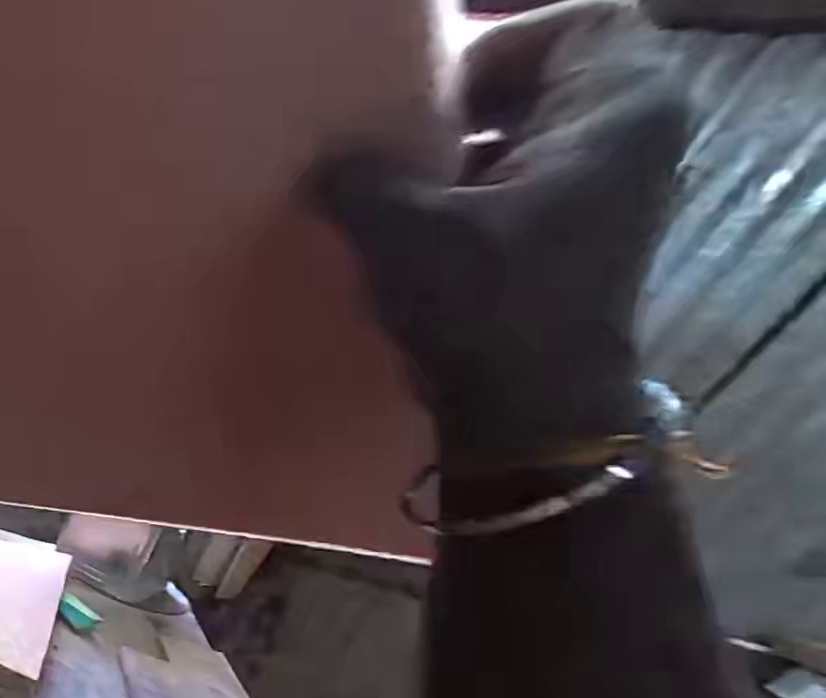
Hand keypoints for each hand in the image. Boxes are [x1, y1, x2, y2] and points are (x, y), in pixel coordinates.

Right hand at [316, 1, 687, 471]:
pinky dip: (465, 198)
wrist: (525, 403)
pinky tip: (412, 232)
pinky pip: (518, 190)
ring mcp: (605, 194)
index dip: (491, 51)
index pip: (574, 26)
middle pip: (549, 84)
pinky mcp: (572, 240)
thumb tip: (324, 162)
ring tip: (390, 191)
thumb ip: (361, 183)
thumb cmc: (484, 302)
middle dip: (464, 110)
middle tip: (392, 146)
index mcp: (619, 110)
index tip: (419, 100)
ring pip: (528, 142)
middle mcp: (631, 139)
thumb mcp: (407, 234)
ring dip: (456, 160)